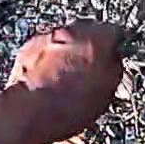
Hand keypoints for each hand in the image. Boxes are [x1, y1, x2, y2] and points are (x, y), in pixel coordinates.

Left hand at [0, 21, 122, 143]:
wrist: (29, 112)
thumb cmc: (68, 105)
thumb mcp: (107, 92)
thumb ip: (114, 68)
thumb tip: (114, 62)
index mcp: (99, 39)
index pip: (116, 33)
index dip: (115, 47)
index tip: (113, 57)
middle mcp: (75, 31)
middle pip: (89, 32)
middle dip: (90, 48)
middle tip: (90, 69)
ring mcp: (51, 36)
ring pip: (66, 39)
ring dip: (69, 52)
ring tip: (67, 78)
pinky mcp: (30, 45)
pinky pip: (46, 47)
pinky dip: (48, 59)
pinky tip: (48, 79)